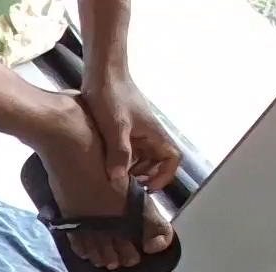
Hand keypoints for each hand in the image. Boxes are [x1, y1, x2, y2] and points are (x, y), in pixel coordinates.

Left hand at [82, 74, 181, 189]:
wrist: (103, 77)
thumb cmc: (111, 99)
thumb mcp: (114, 129)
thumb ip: (118, 153)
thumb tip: (120, 178)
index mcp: (153, 133)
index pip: (171, 158)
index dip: (164, 176)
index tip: (146, 189)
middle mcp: (149, 133)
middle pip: (157, 161)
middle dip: (146, 176)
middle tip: (125, 187)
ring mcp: (136, 131)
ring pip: (142, 157)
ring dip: (133, 170)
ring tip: (114, 179)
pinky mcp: (123, 129)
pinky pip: (129, 150)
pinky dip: (122, 161)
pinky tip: (105, 167)